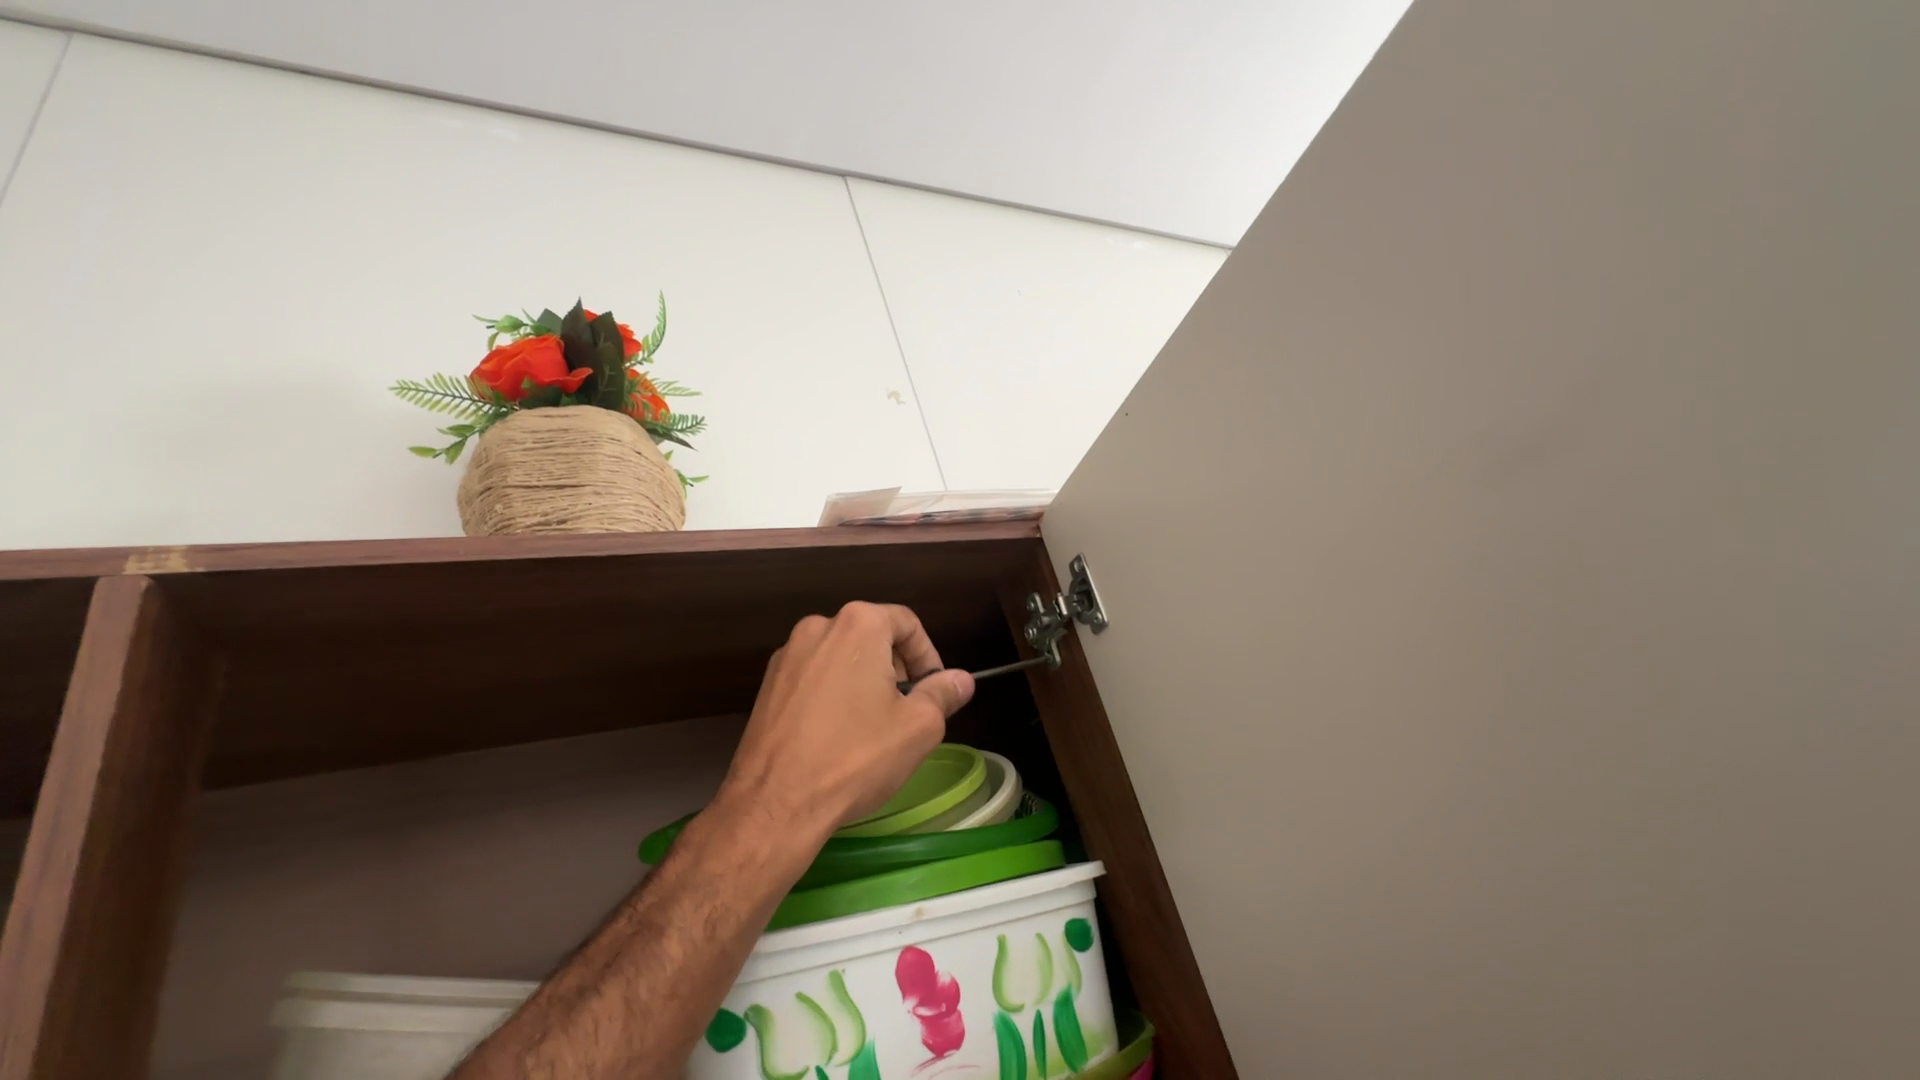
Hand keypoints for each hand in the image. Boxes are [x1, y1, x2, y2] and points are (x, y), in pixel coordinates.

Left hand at [717, 603, 976, 837]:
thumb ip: (943, 693)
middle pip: (871, 637)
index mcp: (858, 624)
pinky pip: (813, 680)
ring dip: (863, 684)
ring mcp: (786, 656)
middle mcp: (818, 627)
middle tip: (906, 712)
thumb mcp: (918, 727)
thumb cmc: (856, 757)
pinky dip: (832, 697)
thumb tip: (960, 679)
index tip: (934, 692)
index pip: (907, 623)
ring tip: (872, 729)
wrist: (776, 802)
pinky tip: (837, 737)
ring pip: (840, 659)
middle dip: (895, 670)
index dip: (928, 656)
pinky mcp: (767, 686)